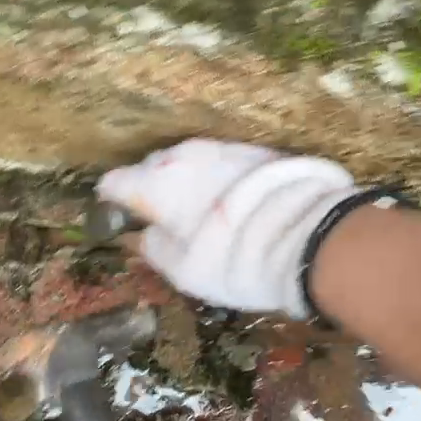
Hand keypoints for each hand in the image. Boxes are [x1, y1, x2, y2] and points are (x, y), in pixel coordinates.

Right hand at [97, 139, 357, 317]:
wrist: (306, 236)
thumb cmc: (233, 261)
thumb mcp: (184, 272)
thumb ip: (155, 250)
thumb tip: (144, 236)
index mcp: (157, 184)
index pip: (116, 183)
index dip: (114, 201)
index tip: (120, 216)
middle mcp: (185, 156)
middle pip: (154, 167)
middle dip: (154, 188)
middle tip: (166, 219)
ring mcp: (223, 148)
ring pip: (192, 162)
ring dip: (191, 183)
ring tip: (202, 212)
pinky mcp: (258, 151)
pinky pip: (225, 165)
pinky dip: (221, 182)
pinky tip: (234, 205)